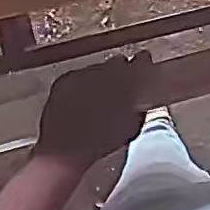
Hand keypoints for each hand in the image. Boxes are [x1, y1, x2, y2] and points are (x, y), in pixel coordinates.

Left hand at [34, 53, 150, 167]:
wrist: (66, 148)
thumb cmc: (102, 141)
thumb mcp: (132, 126)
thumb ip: (140, 106)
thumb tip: (143, 98)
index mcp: (125, 82)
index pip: (140, 61)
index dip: (143, 63)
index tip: (144, 65)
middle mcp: (103, 72)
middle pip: (117, 62)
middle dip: (121, 71)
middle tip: (121, 85)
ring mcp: (82, 74)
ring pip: (97, 69)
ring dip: (101, 77)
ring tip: (100, 96)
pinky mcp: (65, 79)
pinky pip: (79, 75)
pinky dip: (83, 83)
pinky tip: (83, 99)